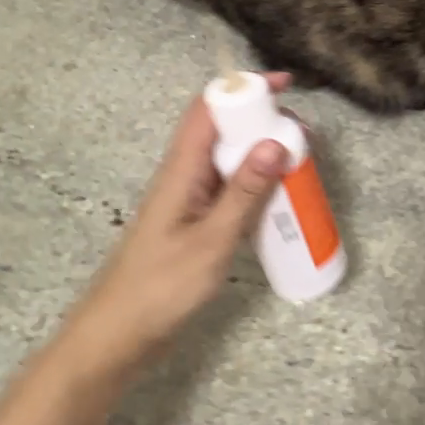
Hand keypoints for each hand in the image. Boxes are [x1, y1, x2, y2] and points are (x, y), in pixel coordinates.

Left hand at [63, 73, 294, 375]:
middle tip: (306, 136)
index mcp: (181, 172)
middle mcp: (185, 177)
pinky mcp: (198, 222)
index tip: (285, 85)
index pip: (209, 110)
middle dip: (265, 122)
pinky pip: (233, 187)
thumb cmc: (159, 289)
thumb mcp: (211, 241)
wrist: (117, 339)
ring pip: (231, 159)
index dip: (243, 88)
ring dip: (266, 152)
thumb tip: (277, 141)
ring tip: (303, 163)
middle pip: (224, 130)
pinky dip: (260, 182)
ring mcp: (191, 200)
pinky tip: (283, 198)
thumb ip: (245, 192)